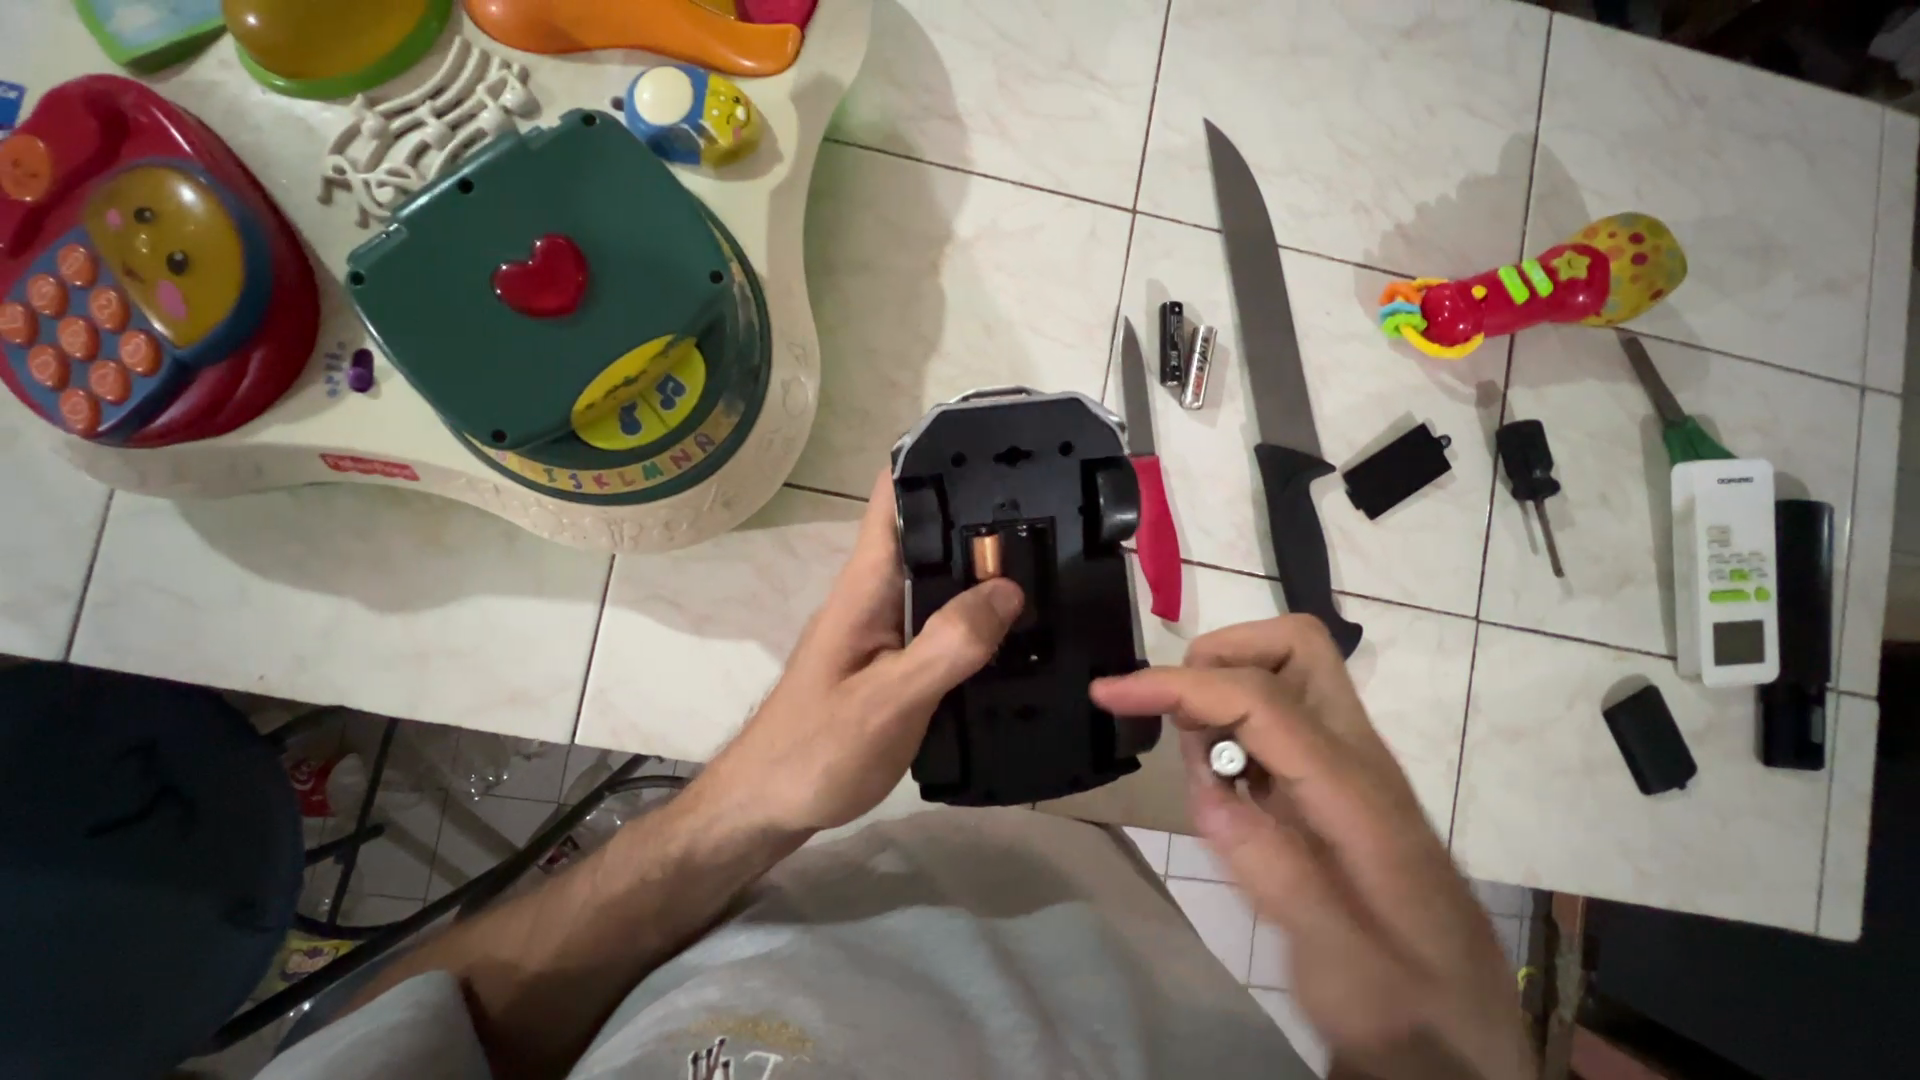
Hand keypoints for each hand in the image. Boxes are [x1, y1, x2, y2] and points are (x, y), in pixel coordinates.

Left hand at [704, 470, 1023, 836]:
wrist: (769, 805)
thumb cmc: (816, 751)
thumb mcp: (887, 701)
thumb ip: (946, 646)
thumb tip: (1008, 589)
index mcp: (866, 585)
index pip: (895, 498)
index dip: (938, 462)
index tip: (997, 447)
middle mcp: (877, 594)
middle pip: (934, 536)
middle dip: (986, 519)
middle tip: (1060, 512)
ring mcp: (885, 628)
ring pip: (944, 582)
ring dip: (988, 572)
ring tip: (1057, 563)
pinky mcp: (896, 661)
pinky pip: (945, 624)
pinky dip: (981, 619)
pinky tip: (1021, 631)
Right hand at [1091, 616, 1532, 1079]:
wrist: (1463, 1030)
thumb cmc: (1405, 1005)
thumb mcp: (1338, 966)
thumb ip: (1274, 873)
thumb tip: (1210, 792)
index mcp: (1356, 795)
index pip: (1261, 701)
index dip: (1178, 685)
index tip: (1106, 693)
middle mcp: (1358, 757)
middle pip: (1294, 646)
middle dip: (1218, 661)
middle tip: (1181, 725)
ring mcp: (1351, 764)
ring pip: (1285, 671)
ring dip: (1223, 695)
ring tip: (1210, 777)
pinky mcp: (1338, 780)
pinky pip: (1279, 717)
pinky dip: (1235, 729)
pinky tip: (1231, 794)